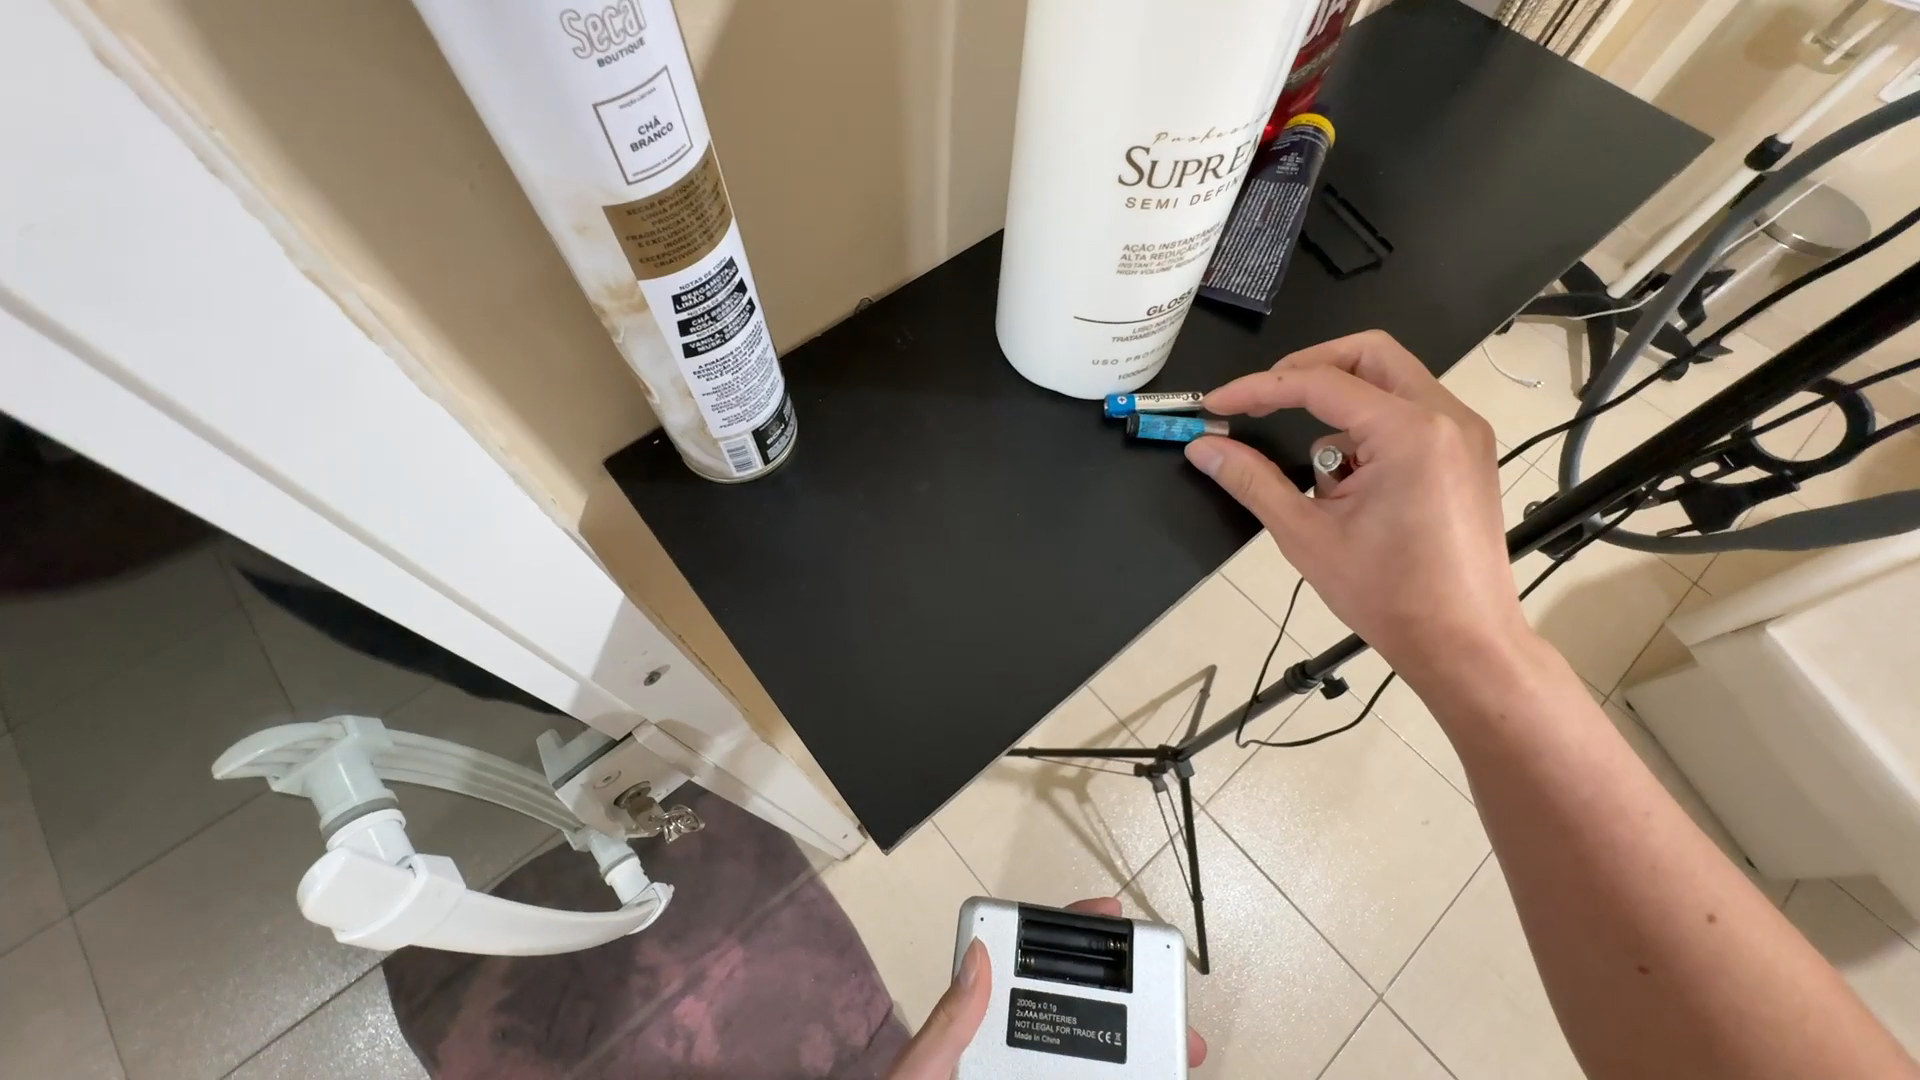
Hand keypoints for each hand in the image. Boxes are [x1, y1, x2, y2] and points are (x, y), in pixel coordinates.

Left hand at [886, 897, 1207, 1077]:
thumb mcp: (923, 1070)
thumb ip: (949, 1022)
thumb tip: (979, 953)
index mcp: (978, 1026)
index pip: (1029, 966)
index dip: (1071, 936)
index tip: (1110, 917)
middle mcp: (1006, 1053)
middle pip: (1077, 1016)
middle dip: (1130, 1007)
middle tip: (1173, 1012)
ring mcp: (1027, 1076)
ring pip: (1092, 1063)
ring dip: (1137, 1057)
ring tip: (1180, 1059)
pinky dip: (1121, 1078)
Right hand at [1183, 330, 1530, 681]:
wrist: (1462, 642)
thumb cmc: (1387, 594)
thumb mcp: (1305, 533)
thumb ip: (1250, 480)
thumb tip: (1203, 447)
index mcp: (1410, 432)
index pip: (1319, 382)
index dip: (1258, 388)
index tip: (1217, 404)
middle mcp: (1446, 417)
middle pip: (1368, 353)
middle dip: (1307, 369)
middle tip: (1264, 401)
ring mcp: (1463, 434)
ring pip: (1389, 382)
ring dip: (1339, 410)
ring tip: (1321, 479)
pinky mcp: (1466, 454)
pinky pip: (1407, 415)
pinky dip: (1367, 434)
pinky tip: (1352, 489)